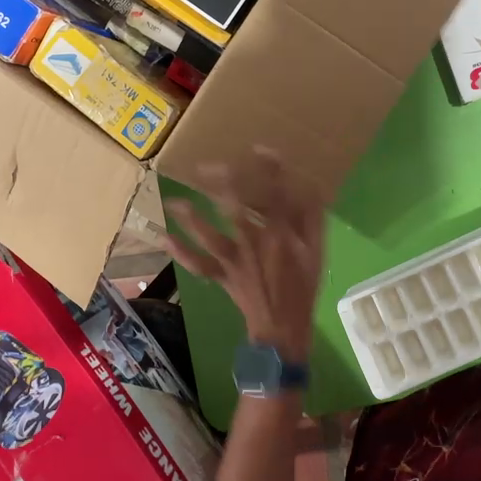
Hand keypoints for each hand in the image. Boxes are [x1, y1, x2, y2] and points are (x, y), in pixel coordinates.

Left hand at [163, 148, 326, 358]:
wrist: (283, 331)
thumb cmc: (302, 289)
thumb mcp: (316, 253)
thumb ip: (312, 221)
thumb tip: (310, 188)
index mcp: (281, 236)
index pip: (276, 196)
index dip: (269, 171)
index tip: (261, 149)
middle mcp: (254, 244)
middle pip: (235, 210)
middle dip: (221, 187)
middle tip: (206, 167)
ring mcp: (234, 261)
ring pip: (210, 236)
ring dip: (191, 219)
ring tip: (174, 201)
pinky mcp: (221, 276)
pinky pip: (199, 265)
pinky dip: (181, 253)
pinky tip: (164, 239)